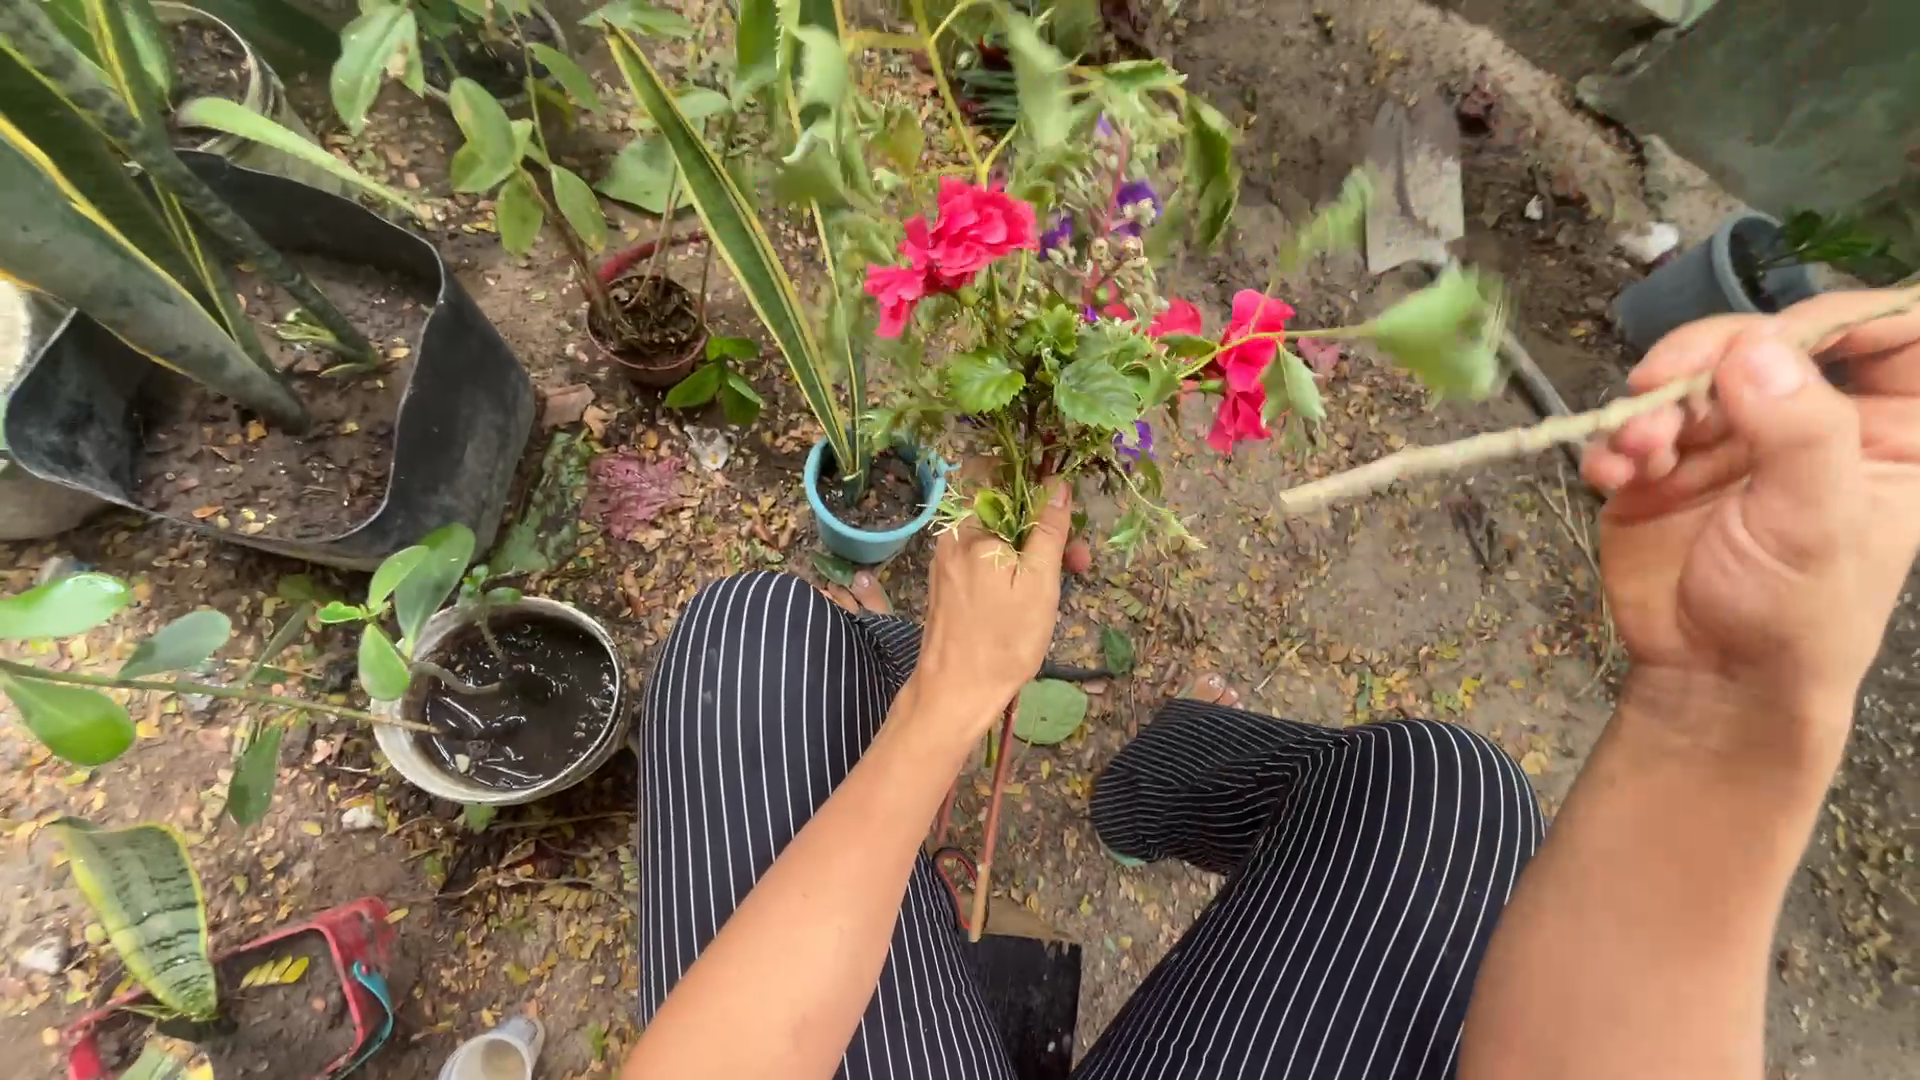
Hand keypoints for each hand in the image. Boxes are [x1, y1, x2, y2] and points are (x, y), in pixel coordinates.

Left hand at [901, 481, 1072, 735]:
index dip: (1035, 490)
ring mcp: (947, 561)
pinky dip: (1010, 567)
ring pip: (997, 538)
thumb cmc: (1003, 639)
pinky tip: (1030, 593)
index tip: (1063, 517)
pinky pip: (984, 558)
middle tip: (1078, 563)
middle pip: (1004, 512)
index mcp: (970, 528)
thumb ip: (1049, 530)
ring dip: (1032, 552)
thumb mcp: (1040, 582)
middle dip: (1043, 529)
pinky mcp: (948, 583)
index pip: (1001, 480)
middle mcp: (952, 537)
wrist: (955, 692)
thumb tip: (1056, 484)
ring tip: (1061, 583)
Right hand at [1582, 289, 1919, 748]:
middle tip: (1654, 382)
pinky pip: (1626, 435)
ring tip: (1631, 455)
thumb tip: (1753, 350)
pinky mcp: (1657, 470)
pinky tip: (1608, 478)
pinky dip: (1609, 449)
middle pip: (1759, 348)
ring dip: (1645, 414)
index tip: (1760, 343)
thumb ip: (1798, 431)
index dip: (1828, 320)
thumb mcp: (1815, 521)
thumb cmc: (1794, 606)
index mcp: (1887, 428)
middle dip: (1701, 361)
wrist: (1706, 670)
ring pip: (1682, 388)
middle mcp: (1804, 424)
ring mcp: (1724, 446)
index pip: (1887, 333)